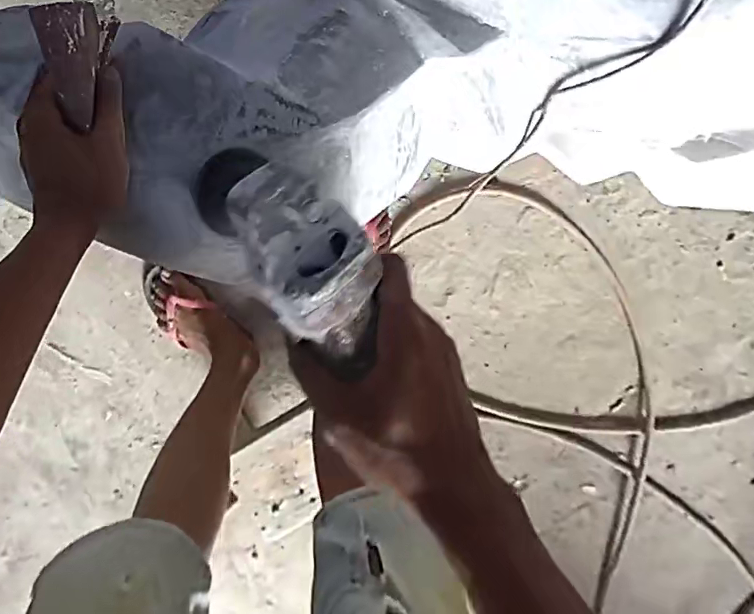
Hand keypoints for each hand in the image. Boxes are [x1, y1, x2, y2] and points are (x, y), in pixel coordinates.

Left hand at [17, 62, 126, 231]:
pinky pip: (50, 129)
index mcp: (39, 114)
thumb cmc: (89, 184)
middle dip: (76, 85)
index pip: (53, 73)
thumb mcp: (108, 140)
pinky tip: (88, 131)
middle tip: (105, 84)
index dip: (77, 64)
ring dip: (73, 106)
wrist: (66, 230)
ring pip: (50, 113)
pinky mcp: (35, 160)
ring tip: (101, 107)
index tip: (100, 64)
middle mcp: (27, 125)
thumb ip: (109, 102)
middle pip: (50, 92)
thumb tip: (110, 69)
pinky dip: (67, 124)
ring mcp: (28, 144)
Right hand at [289, 251, 487, 502]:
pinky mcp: (449, 371)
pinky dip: (391, 340)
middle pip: (391, 292)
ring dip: (374, 320)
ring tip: (343, 339)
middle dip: (358, 295)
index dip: (363, 259)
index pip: (392, 268)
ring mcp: (444, 351)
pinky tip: (370, 369)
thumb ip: (310, 373)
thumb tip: (293, 342)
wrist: (459, 494)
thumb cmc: (399, 450)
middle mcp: (429, 330)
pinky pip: (415, 337)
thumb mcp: (339, 415)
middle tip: (326, 308)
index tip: (333, 267)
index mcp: (406, 330)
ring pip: (403, 315)